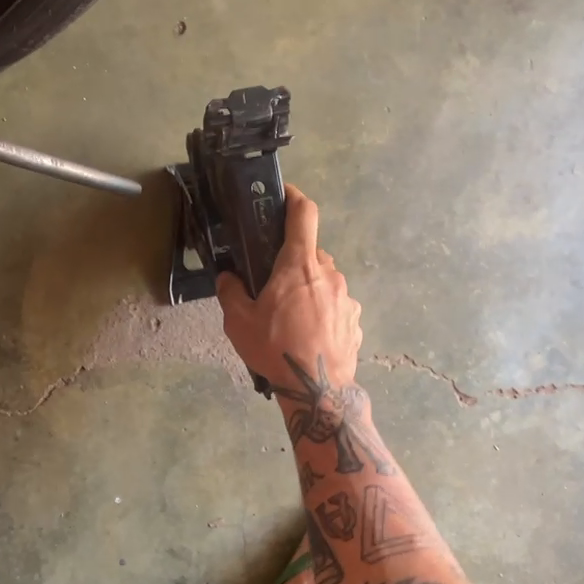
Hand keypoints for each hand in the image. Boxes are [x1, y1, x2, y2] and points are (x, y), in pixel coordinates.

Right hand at [217, 187, 363, 391]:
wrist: (316, 388)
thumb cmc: (276, 349)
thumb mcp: (239, 323)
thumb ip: (231, 293)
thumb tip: (228, 278)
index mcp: (299, 265)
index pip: (303, 213)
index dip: (294, 198)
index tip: (284, 195)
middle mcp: (328, 273)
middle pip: (312, 254)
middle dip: (293, 263)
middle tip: (274, 286)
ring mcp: (346, 297)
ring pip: (325, 282)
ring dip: (309, 291)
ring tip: (291, 320)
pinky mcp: (355, 320)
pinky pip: (336, 308)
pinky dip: (323, 314)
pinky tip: (309, 337)